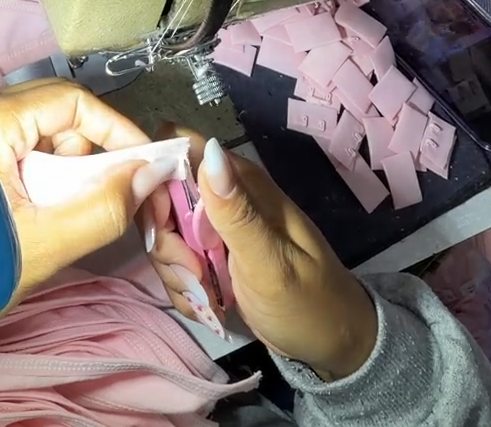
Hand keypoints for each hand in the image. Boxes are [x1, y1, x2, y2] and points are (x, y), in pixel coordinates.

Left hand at [0, 80, 155, 386]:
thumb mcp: (39, 247)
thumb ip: (100, 209)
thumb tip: (150, 175)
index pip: (71, 101)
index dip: (117, 129)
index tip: (150, 164)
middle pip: (58, 112)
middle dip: (96, 152)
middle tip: (122, 194)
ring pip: (43, 132)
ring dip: (73, 166)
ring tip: (84, 210)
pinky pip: (23, 148)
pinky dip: (49, 173)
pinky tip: (55, 209)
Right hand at [147, 133, 378, 379]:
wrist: (333, 344)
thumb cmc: (310, 302)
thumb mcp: (272, 263)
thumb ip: (236, 211)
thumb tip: (210, 148)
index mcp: (240, 180)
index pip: (179, 146)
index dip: (157, 174)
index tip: (163, 221)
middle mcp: (223, 192)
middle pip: (161, 191)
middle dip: (165, 236)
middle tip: (192, 271)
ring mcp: (214, 223)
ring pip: (163, 228)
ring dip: (174, 266)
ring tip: (205, 292)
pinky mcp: (209, 250)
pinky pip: (175, 256)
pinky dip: (182, 282)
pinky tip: (206, 301)